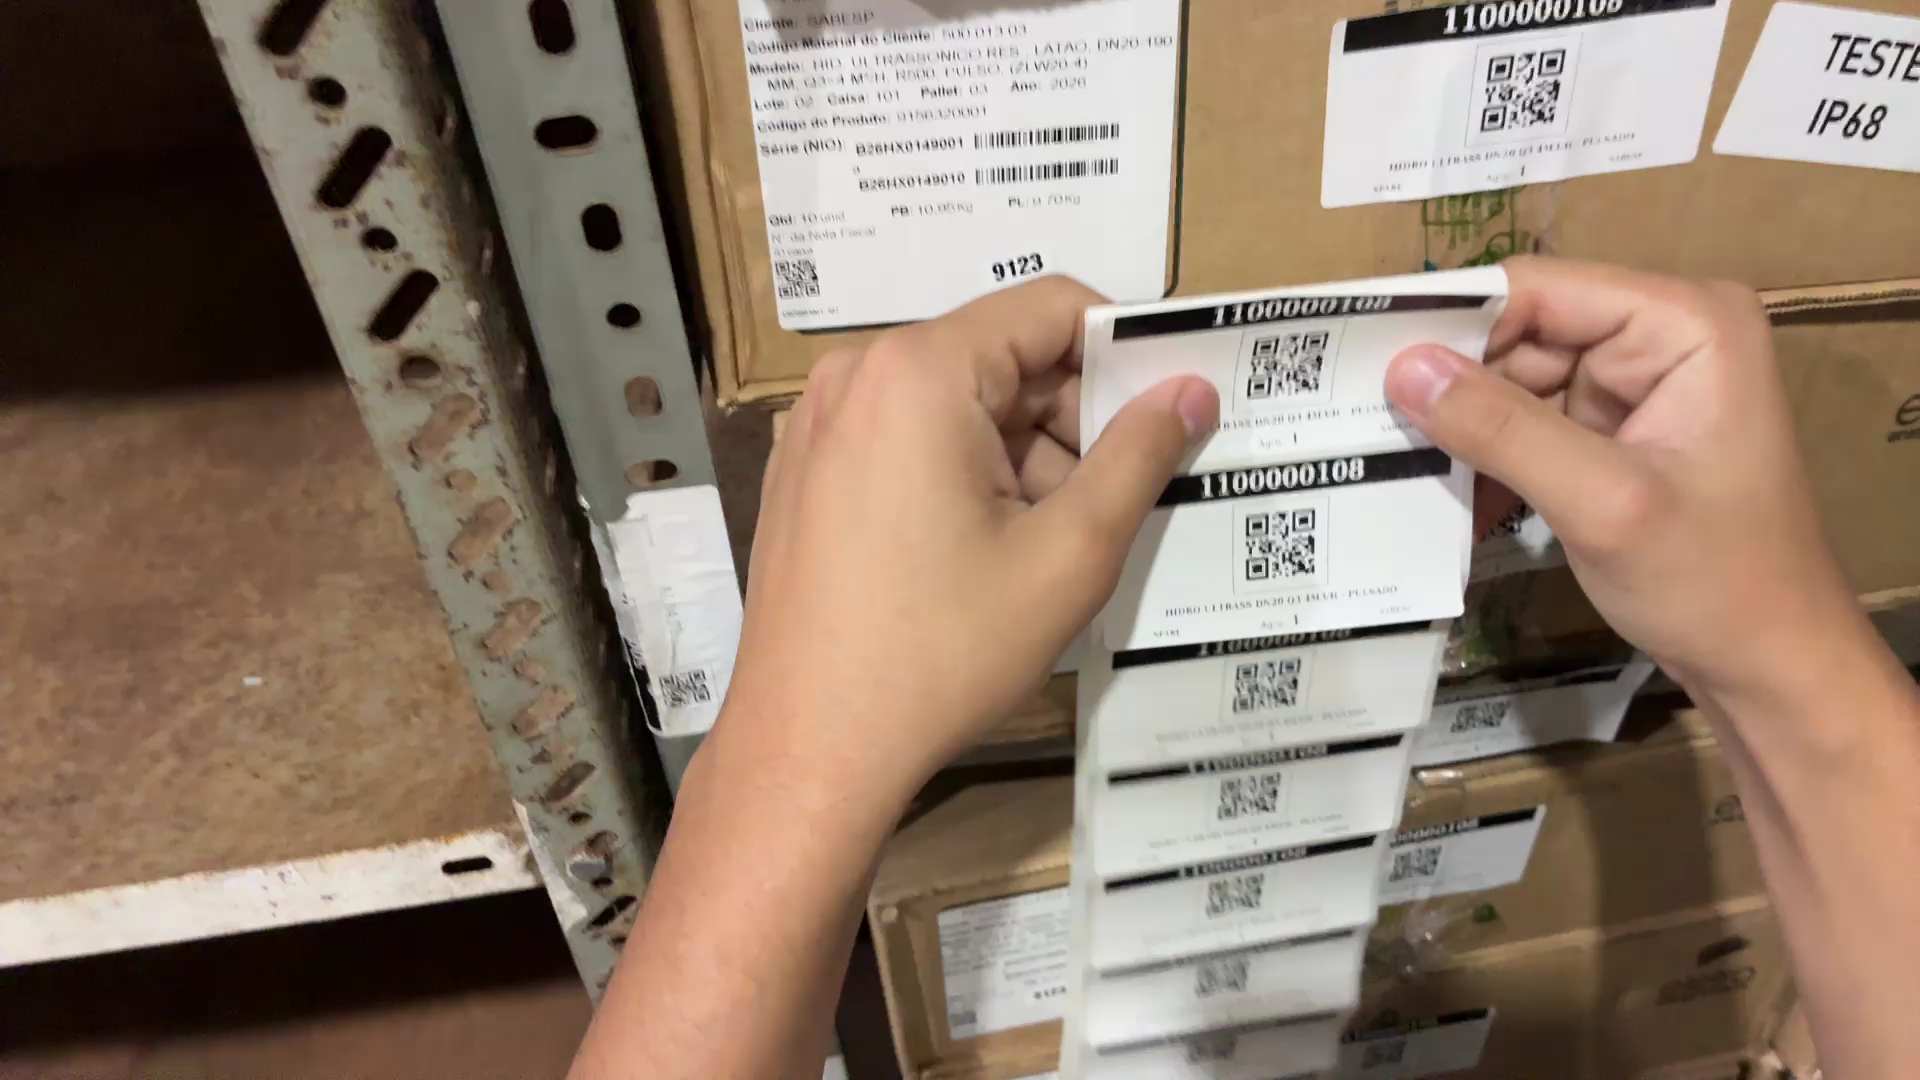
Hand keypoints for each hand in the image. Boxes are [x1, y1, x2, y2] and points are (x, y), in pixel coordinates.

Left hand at [725, 277, 1217, 796]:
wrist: (810, 748)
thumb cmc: (943, 653)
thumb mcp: (1066, 555)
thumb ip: (1139, 456)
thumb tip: (1193, 390)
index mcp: (918, 371)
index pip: (1049, 307)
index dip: (1121, 349)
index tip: (1164, 408)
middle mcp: (856, 376)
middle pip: (999, 359)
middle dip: (1068, 421)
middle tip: (1111, 501)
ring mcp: (820, 425)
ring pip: (955, 406)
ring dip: (1019, 459)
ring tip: (1046, 546)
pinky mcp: (807, 473)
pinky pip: (907, 441)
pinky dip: (962, 474)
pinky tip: (982, 551)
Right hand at [1385, 256, 1863, 700]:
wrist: (1757, 654)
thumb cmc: (1710, 576)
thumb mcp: (1602, 501)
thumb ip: (1502, 430)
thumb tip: (1402, 368)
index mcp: (1679, 325)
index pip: (1534, 290)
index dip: (1449, 321)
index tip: (1367, 365)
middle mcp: (1646, 339)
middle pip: (1508, 335)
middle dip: (1441, 381)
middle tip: (1362, 422)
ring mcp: (1614, 387)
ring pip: (1495, 382)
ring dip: (1447, 426)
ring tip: (1387, 460)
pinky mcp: (1587, 431)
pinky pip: (1503, 423)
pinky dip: (1467, 456)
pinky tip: (1435, 489)